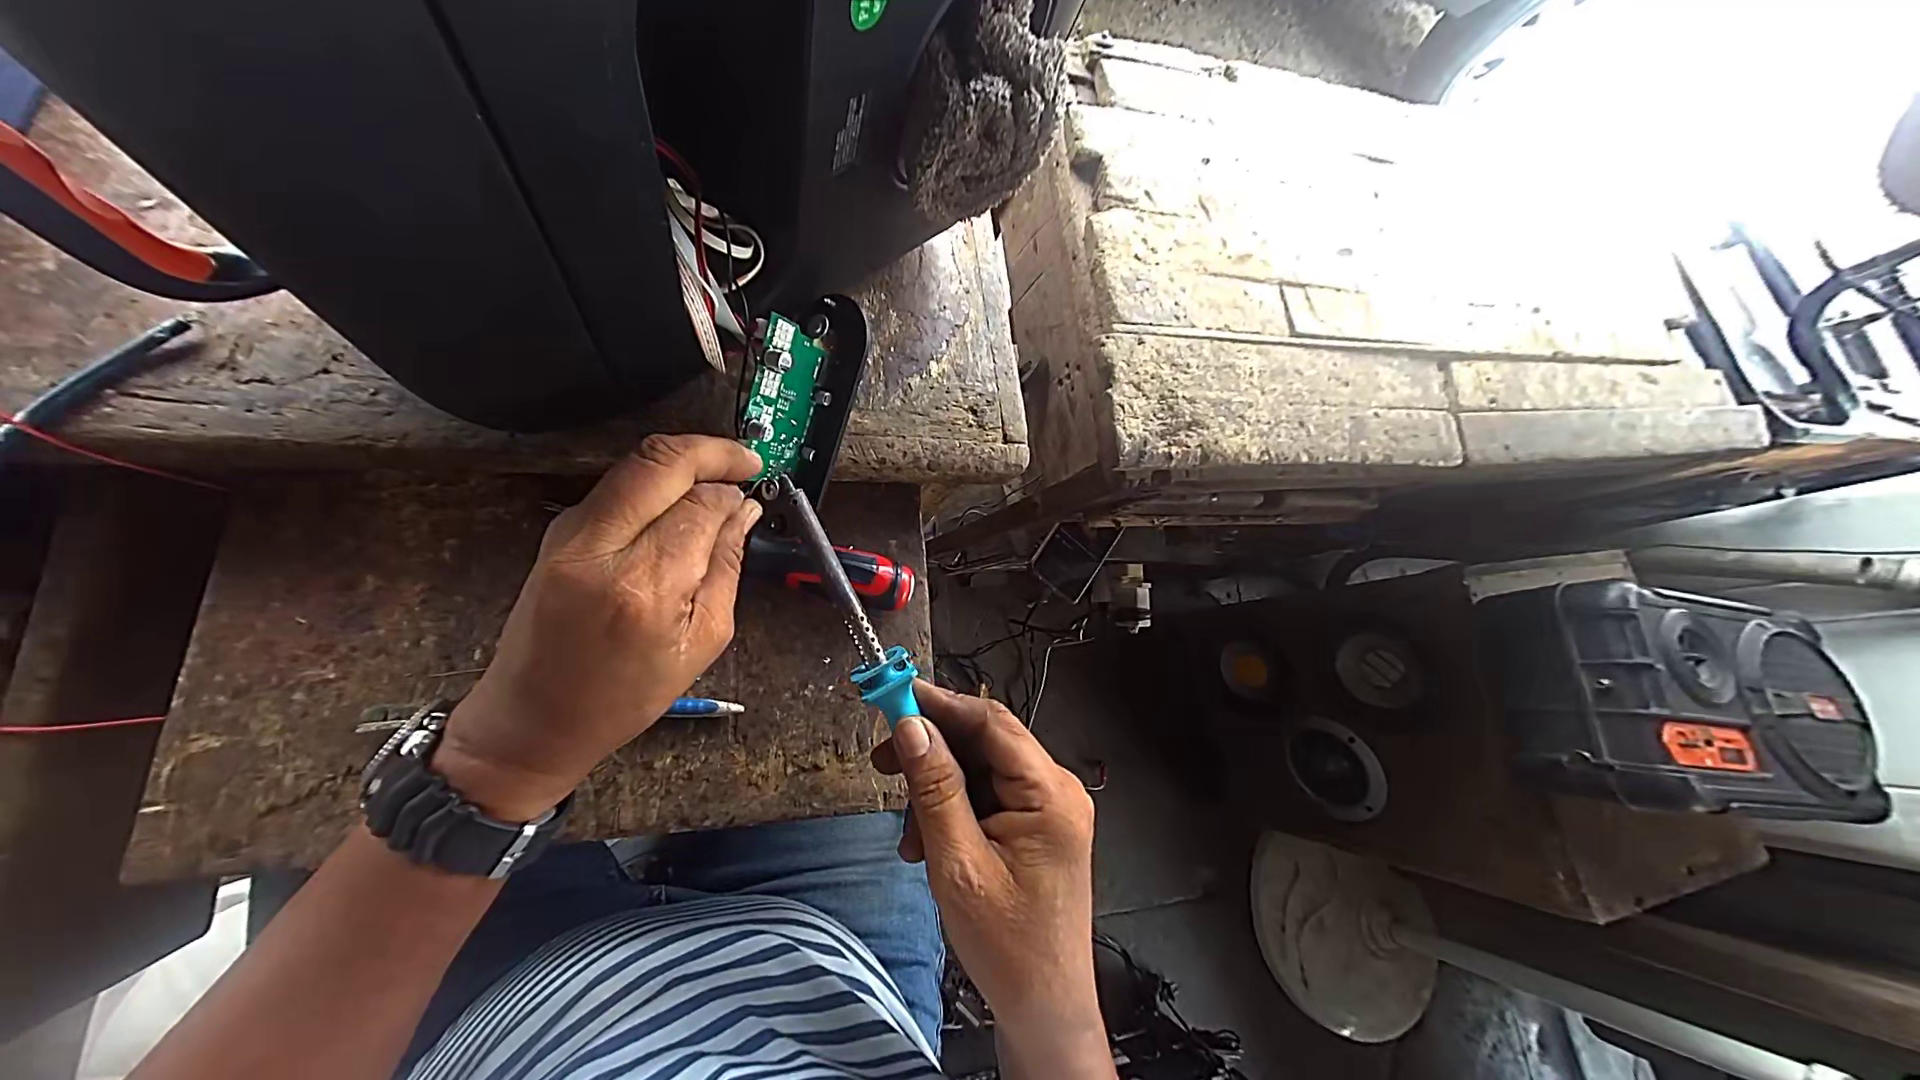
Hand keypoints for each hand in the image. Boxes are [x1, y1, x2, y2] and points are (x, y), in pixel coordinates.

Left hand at [435, 435, 762, 819]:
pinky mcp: (558, 533)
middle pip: (660, 461)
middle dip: (711, 451)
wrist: (534, 719)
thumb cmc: (624, 695)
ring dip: (683, 465)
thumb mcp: (703, 640)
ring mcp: (570, 535)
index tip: (753, 491)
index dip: (733, 490)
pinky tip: (678, 507)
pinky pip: (618, 487)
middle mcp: (600, 548)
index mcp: (645, 585)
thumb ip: (727, 567)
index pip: (701, 504)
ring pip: (636, 466)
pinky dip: (656, 484)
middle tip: (744, 462)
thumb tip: (743, 513)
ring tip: (716, 485)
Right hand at [872, 683, 1113, 1078]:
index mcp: (1051, 794)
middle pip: (984, 742)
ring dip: (936, 790)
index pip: (991, 723)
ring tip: (910, 835)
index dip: (940, 703)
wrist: (1042, 1007)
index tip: (895, 694)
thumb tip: (912, 727)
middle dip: (931, 751)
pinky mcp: (1033, 823)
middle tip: (883, 761)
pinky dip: (950, 810)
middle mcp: (1055, 789)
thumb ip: (935, 789)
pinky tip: (927, 843)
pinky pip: (984, 795)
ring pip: (978, 769)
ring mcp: (1046, 806)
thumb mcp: (959, 864)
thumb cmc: (1009, 947)